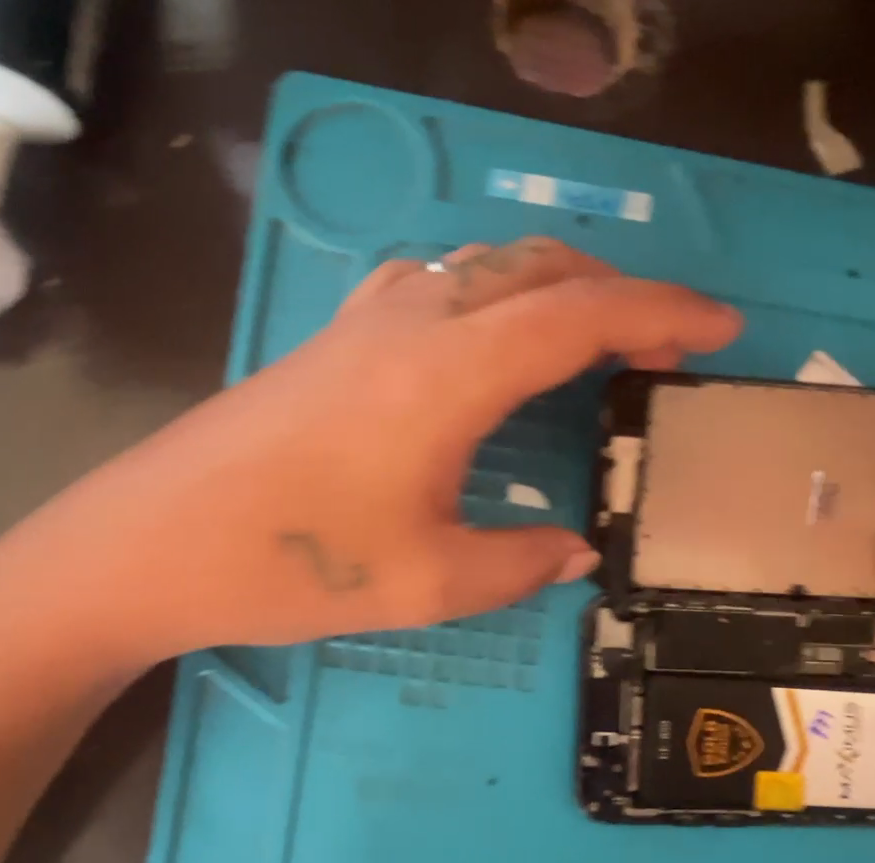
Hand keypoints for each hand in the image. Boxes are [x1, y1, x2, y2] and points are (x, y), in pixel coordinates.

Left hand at [0, 237, 741, 666]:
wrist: (151, 544)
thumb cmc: (293, 566)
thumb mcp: (428, 582)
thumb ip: (521, 561)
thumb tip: (577, 550)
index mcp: (451, 372)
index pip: (582, 314)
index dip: (664, 312)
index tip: (723, 329)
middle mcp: (415, 322)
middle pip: (540, 271)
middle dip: (620, 295)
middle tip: (665, 348)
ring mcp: (368, 322)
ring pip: (488, 268)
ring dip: (558, 289)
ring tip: (597, 341)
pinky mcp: (336, 339)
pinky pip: (438, 286)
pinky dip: (495, 296)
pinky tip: (493, 342)